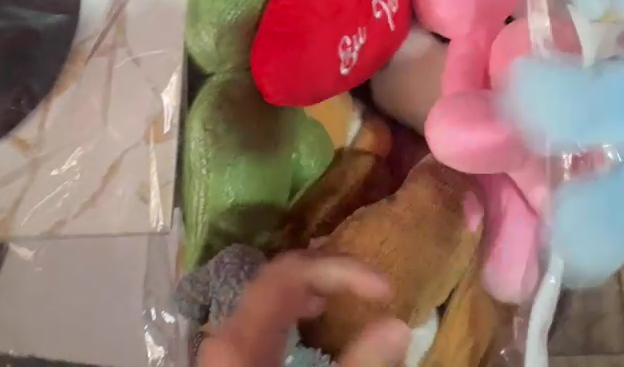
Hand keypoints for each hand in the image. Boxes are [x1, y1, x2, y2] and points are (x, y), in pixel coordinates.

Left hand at [198, 255, 411, 366]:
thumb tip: (399, 326)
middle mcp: (225, 338)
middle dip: (329, 273)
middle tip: (372, 285)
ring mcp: (224, 355)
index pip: (289, 273)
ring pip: (269, 296)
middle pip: (277, 278)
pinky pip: (263, 321)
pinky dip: (296, 311)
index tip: (386, 291)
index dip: (340, 268)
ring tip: (352, 295)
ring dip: (313, 289)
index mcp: (239, 341)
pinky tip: (316, 321)